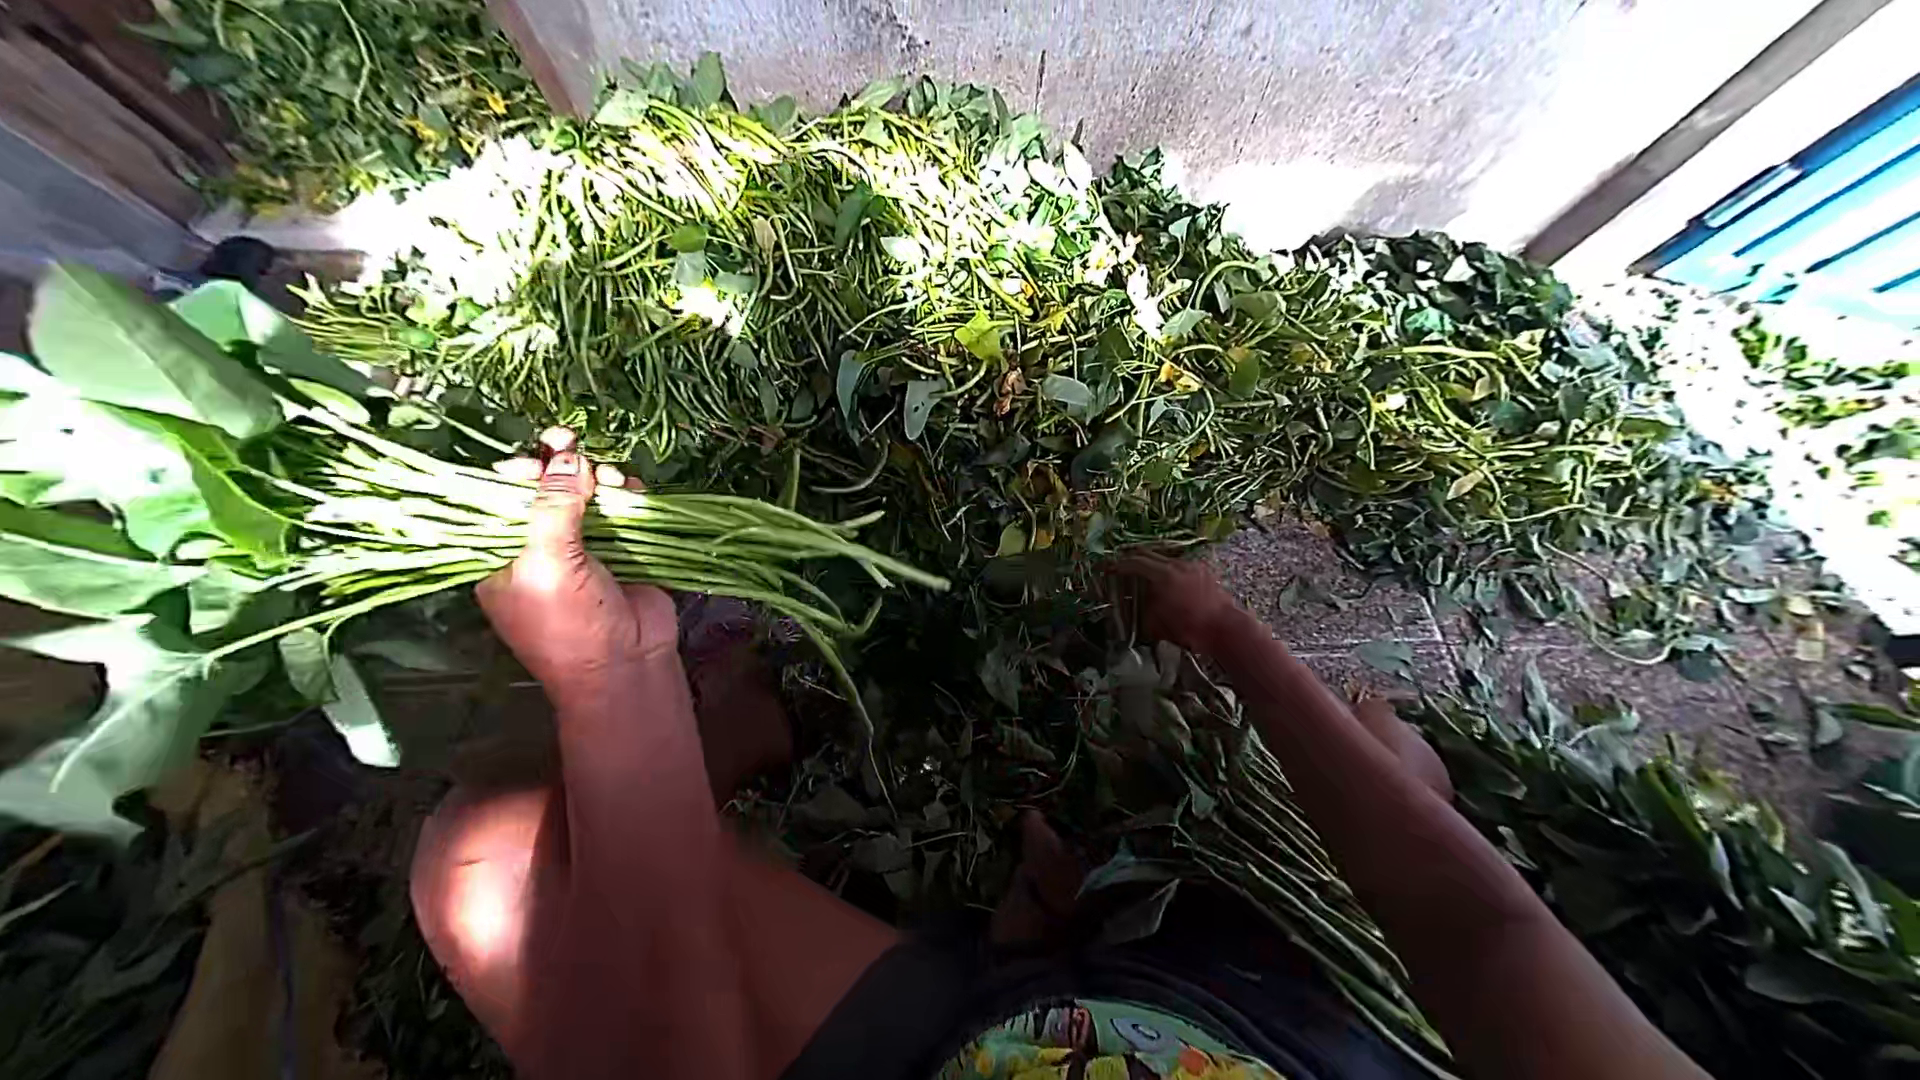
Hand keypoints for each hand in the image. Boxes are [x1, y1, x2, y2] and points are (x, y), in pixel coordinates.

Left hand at [477, 427, 677, 705]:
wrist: (626, 664)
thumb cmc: (570, 624)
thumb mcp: (548, 564)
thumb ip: (554, 508)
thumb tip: (568, 457)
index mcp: (505, 555)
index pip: (505, 500)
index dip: (522, 470)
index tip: (542, 449)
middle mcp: (544, 547)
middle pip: (550, 492)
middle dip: (562, 466)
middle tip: (571, 439)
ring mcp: (587, 549)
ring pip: (589, 498)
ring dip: (599, 479)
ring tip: (612, 476)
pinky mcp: (625, 551)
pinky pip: (624, 513)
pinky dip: (628, 496)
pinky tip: (630, 486)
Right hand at [1106, 552, 1247, 654]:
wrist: (1227, 630)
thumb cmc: (1190, 629)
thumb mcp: (1158, 623)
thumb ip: (1144, 606)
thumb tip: (1137, 600)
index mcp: (1163, 575)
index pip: (1134, 562)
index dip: (1118, 564)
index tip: (1107, 567)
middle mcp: (1178, 564)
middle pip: (1149, 552)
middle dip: (1132, 557)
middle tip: (1121, 562)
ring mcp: (1193, 566)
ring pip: (1166, 557)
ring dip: (1152, 561)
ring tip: (1143, 570)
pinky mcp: (1205, 572)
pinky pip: (1180, 564)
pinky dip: (1168, 568)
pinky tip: (1168, 579)